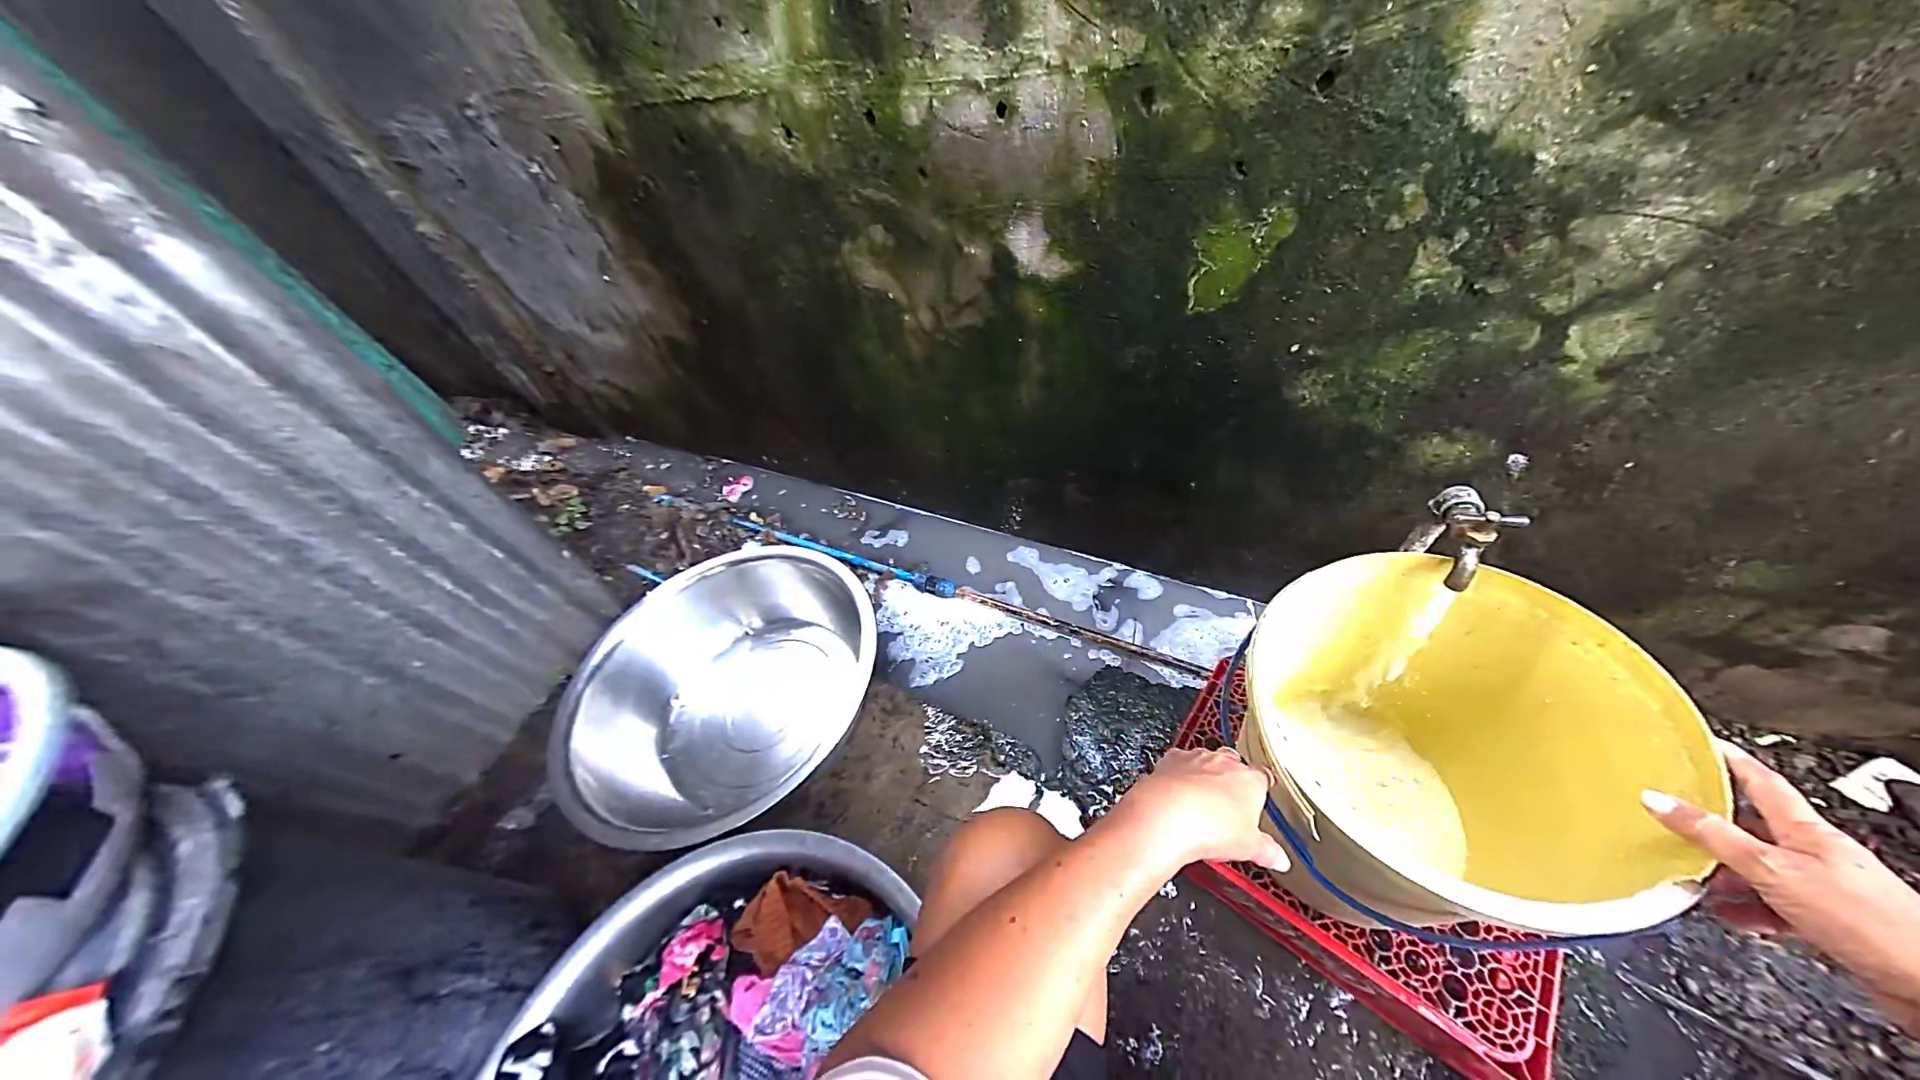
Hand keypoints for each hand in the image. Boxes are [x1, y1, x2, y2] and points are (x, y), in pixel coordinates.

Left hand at [1105, 747, 1291, 876]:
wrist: (1168, 815)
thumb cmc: (1210, 825)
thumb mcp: (1249, 846)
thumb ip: (1267, 850)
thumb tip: (1279, 859)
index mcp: (1250, 779)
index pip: (1263, 778)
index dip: (1261, 790)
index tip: (1258, 799)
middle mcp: (1223, 762)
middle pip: (1233, 764)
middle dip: (1231, 781)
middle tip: (1228, 806)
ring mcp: (1195, 759)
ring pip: (1204, 761)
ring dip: (1203, 775)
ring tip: (1201, 804)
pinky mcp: (1170, 761)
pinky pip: (1177, 764)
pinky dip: (1177, 775)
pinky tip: (1176, 794)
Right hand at [1642, 740, 1919, 1028]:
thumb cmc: (1869, 921)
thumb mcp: (1771, 868)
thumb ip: (1710, 834)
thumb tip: (1659, 801)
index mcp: (1807, 831)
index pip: (1762, 782)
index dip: (1732, 760)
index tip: (1706, 745)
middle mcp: (1815, 854)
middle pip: (1752, 828)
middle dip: (1711, 826)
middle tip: (1674, 820)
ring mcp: (1822, 887)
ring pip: (1757, 868)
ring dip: (1724, 873)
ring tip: (1696, 878)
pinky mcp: (1826, 920)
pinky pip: (1772, 904)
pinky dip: (1745, 907)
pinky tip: (1731, 914)